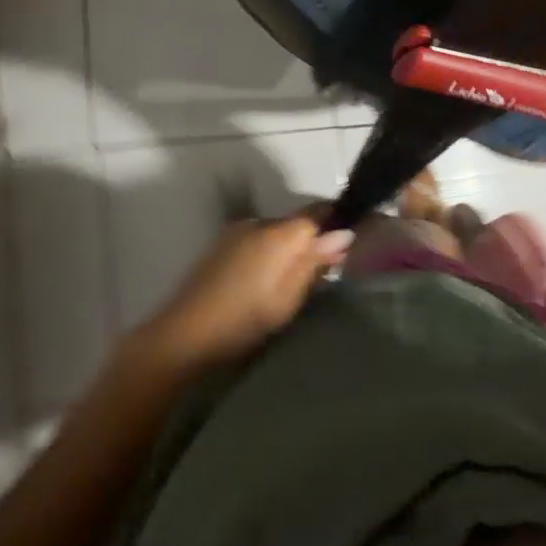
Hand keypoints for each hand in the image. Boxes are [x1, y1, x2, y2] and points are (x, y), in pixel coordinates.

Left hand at [137, 218, 353, 368]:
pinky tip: (271, 281)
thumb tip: (345, 231)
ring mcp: (238, 231)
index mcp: (279, 232)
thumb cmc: (243, 320)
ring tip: (302, 281)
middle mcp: (259, 222)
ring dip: (294, 248)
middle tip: (334, 271)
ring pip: (279, 232)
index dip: (343, 221)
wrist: (184, 334)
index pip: (322, 211)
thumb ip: (315, 261)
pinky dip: (274, 253)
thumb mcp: (288, 297)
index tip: (362, 237)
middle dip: (319, 239)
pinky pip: (261, 240)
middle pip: (300, 222)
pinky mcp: (223, 245)